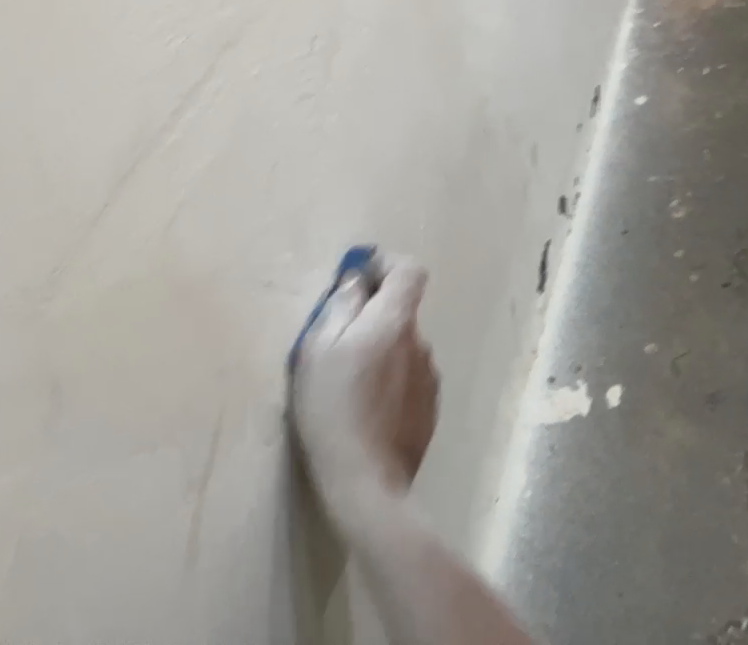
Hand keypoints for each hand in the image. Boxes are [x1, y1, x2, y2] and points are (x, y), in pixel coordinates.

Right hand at [288, 254, 438, 504]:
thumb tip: (355, 281)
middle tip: (336, 340)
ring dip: (381, 350)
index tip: (360, 276)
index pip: (410, 271)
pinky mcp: (430, 409)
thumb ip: (340, 307)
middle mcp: (420, 344)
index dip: (386, 264)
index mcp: (394, 323)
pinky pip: (408, 377)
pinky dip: (390, 379)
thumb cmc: (332, 408)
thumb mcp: (317, 350)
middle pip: (401, 311)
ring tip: (349, 381)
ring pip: (403, 346)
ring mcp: (430, 378)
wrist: (366, 483)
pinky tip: (366, 408)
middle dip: (372, 314)